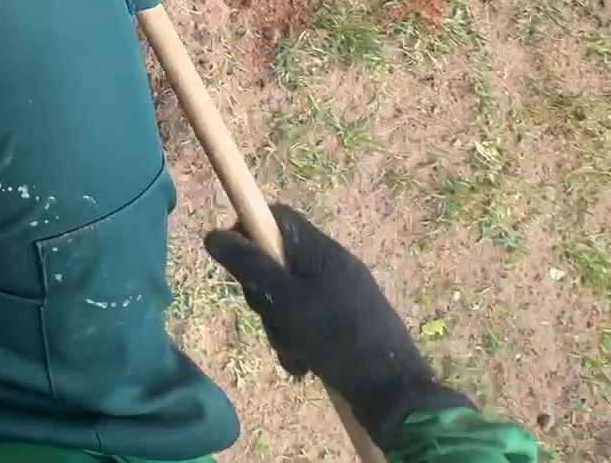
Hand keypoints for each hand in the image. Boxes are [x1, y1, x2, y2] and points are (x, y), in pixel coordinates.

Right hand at [203, 204, 471, 451]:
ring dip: (279, 319)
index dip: (246, 229)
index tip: (235, 258)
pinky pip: (310, 315)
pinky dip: (298, 334)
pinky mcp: (352, 319)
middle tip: (264, 313)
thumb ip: (245, 262)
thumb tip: (213, 235)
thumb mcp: (280, 298)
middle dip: (261, 287)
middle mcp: (333, 264)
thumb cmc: (333, 337)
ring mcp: (345, 293)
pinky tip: (301, 361)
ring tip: (289, 348)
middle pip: (277, 257)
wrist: (397, 395)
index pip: (275, 216)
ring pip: (290, 291)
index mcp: (320, 250)